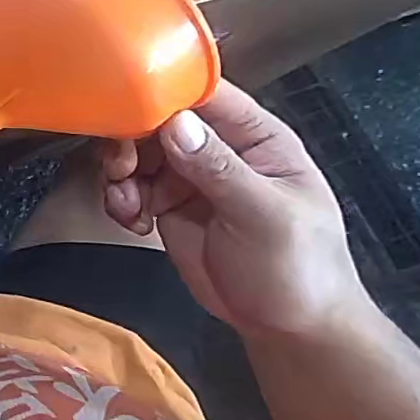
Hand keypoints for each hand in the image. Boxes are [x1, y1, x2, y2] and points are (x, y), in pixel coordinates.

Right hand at [102, 80, 373, 337]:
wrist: (285, 326)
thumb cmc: (297, 267)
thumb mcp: (263, 215)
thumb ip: (219, 168)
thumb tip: (177, 123)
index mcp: (253, 137)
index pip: (204, 95)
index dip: (163, 93)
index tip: (127, 108)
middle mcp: (217, 149)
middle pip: (157, 121)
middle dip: (130, 142)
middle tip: (121, 170)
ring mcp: (189, 177)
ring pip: (137, 154)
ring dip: (121, 176)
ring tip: (129, 207)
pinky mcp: (167, 205)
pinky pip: (131, 188)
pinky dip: (121, 202)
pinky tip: (134, 224)